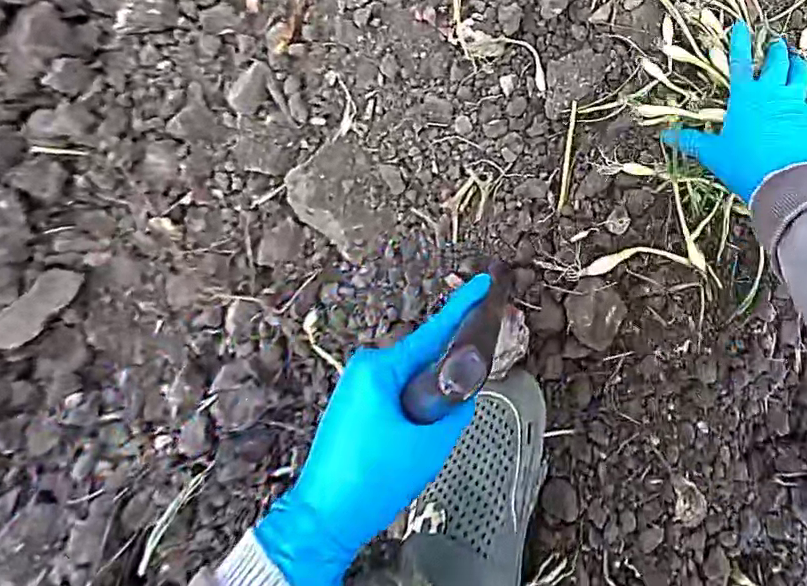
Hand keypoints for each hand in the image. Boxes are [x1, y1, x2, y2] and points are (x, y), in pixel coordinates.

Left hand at [253, 274, 492, 585]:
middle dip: (452, 363)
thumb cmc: (366, 484)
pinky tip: (422, 421)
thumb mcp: (433, 441)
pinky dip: (417, 397)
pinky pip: (399, 386)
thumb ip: (460, 406)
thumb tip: (467, 392)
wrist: (321, 525)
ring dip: (432, 387)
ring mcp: (359, 385)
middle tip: (474, 371)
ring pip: (415, 372)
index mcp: (381, 369)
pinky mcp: (357, 402)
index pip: (436, 327)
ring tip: (436, 420)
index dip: (466, 303)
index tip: (484, 282)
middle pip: (427, 351)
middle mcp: (366, 368)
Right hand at [662, 21, 806, 202]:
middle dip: (775, 49)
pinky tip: (805, 100)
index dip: (740, 41)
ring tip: (797, 60)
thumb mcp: (715, 153)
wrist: (787, 180)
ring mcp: (794, 102)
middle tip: (776, 42)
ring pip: (800, 74)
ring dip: (798, 64)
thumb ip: (692, 141)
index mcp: (746, 95)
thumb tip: (666, 136)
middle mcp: (771, 92)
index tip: (742, 26)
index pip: (740, 60)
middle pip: (777, 61)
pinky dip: (806, 96)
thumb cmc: (745, 164)